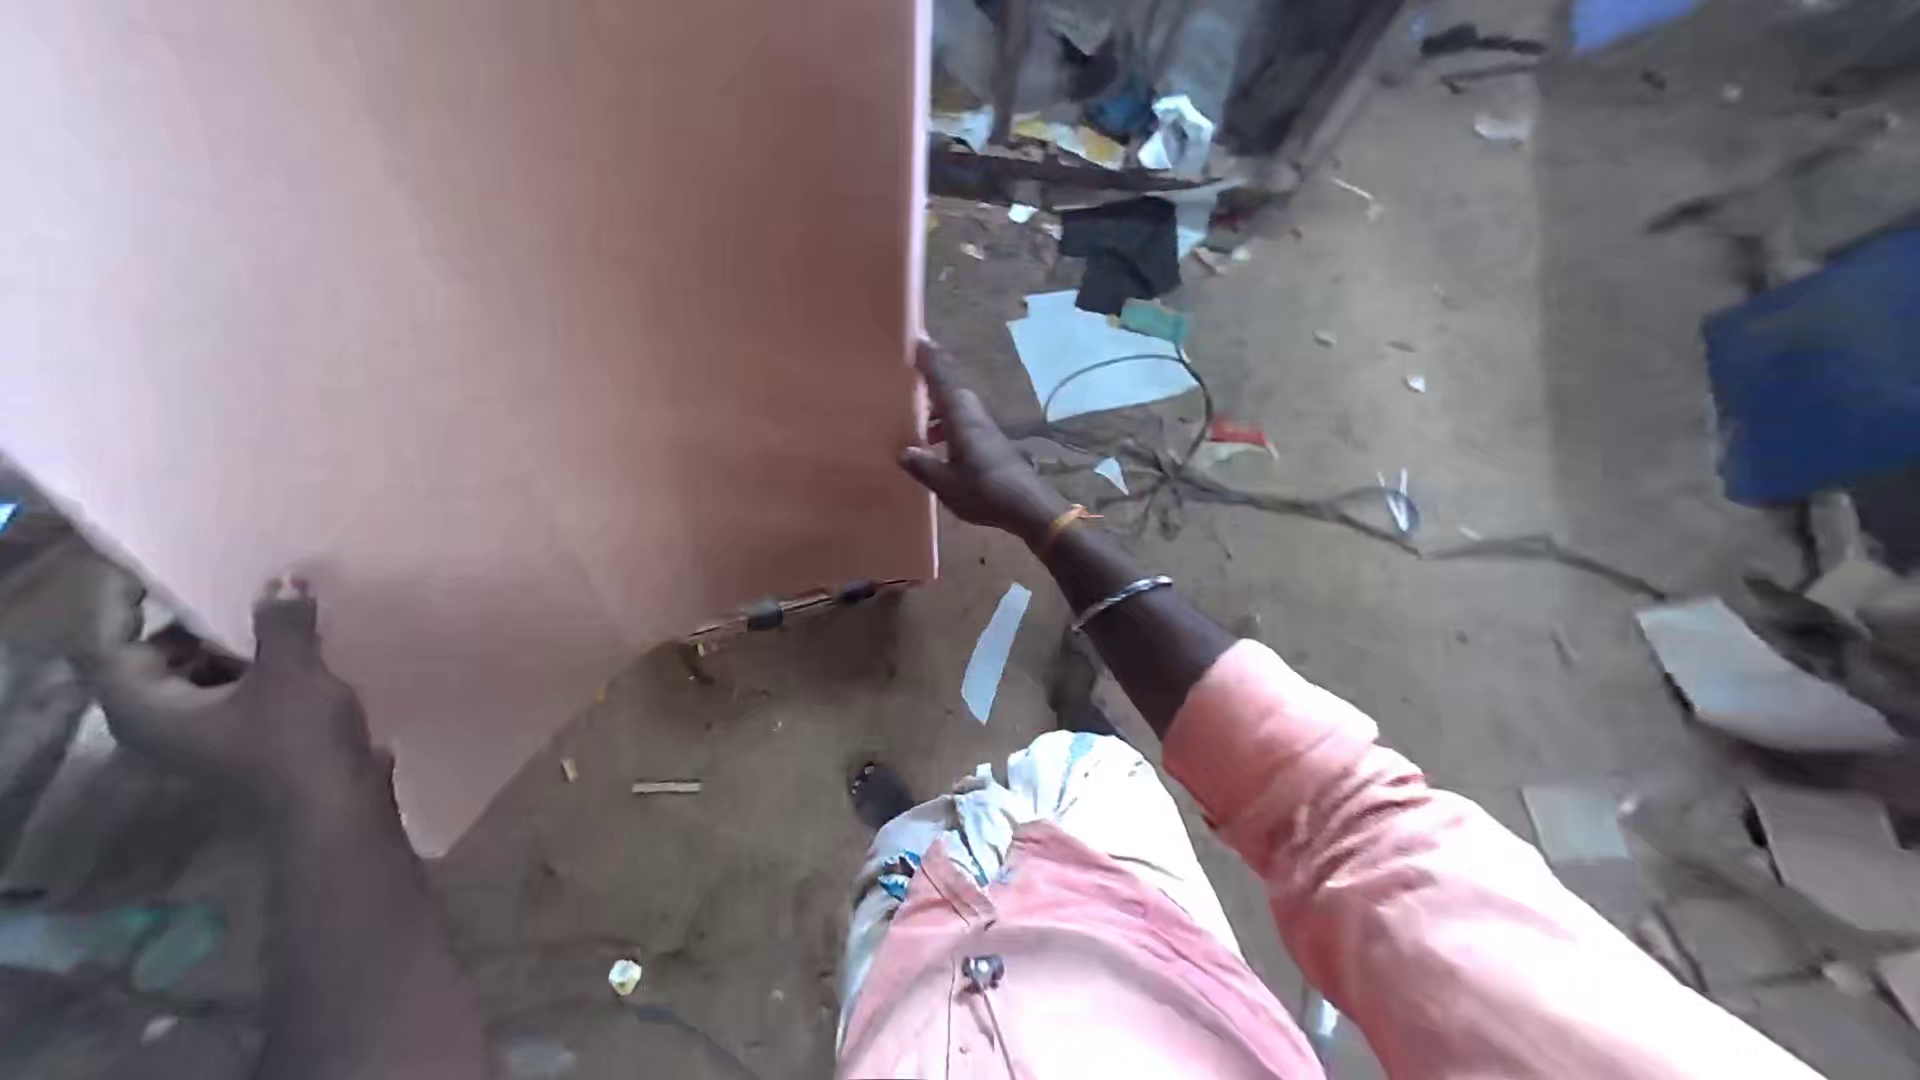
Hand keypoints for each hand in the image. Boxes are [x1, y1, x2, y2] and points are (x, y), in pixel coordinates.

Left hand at [81, 572, 390, 830]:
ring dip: (230, 646)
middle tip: (233, 588)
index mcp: (148, 708)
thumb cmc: (296, 740)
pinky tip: (298, 652)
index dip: (124, 606)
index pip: (109, 646)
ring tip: (273, 615)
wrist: (334, 803)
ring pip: (198, 677)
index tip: (157, 571)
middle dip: (192, 624)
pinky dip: (254, 667)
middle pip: (153, 660)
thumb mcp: (294, 673)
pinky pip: (232, 691)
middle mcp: (161, 722)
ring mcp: (202, 735)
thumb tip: (282, 579)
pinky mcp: (241, 740)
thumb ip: (283, 624)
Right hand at [899, 341, 1070, 546]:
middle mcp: (974, 416)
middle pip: (950, 393)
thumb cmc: (984, 491)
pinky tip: (939, 451)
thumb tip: (903, 451)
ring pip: (957, 411)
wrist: (1028, 506)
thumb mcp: (945, 483)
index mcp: (960, 417)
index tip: (918, 339)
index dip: (929, 360)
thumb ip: (922, 465)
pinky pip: (964, 426)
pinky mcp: (993, 445)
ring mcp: (986, 430)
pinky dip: (949, 430)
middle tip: (907, 394)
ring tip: (918, 429)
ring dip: (939, 414)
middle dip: (930, 391)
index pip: (941, 380)